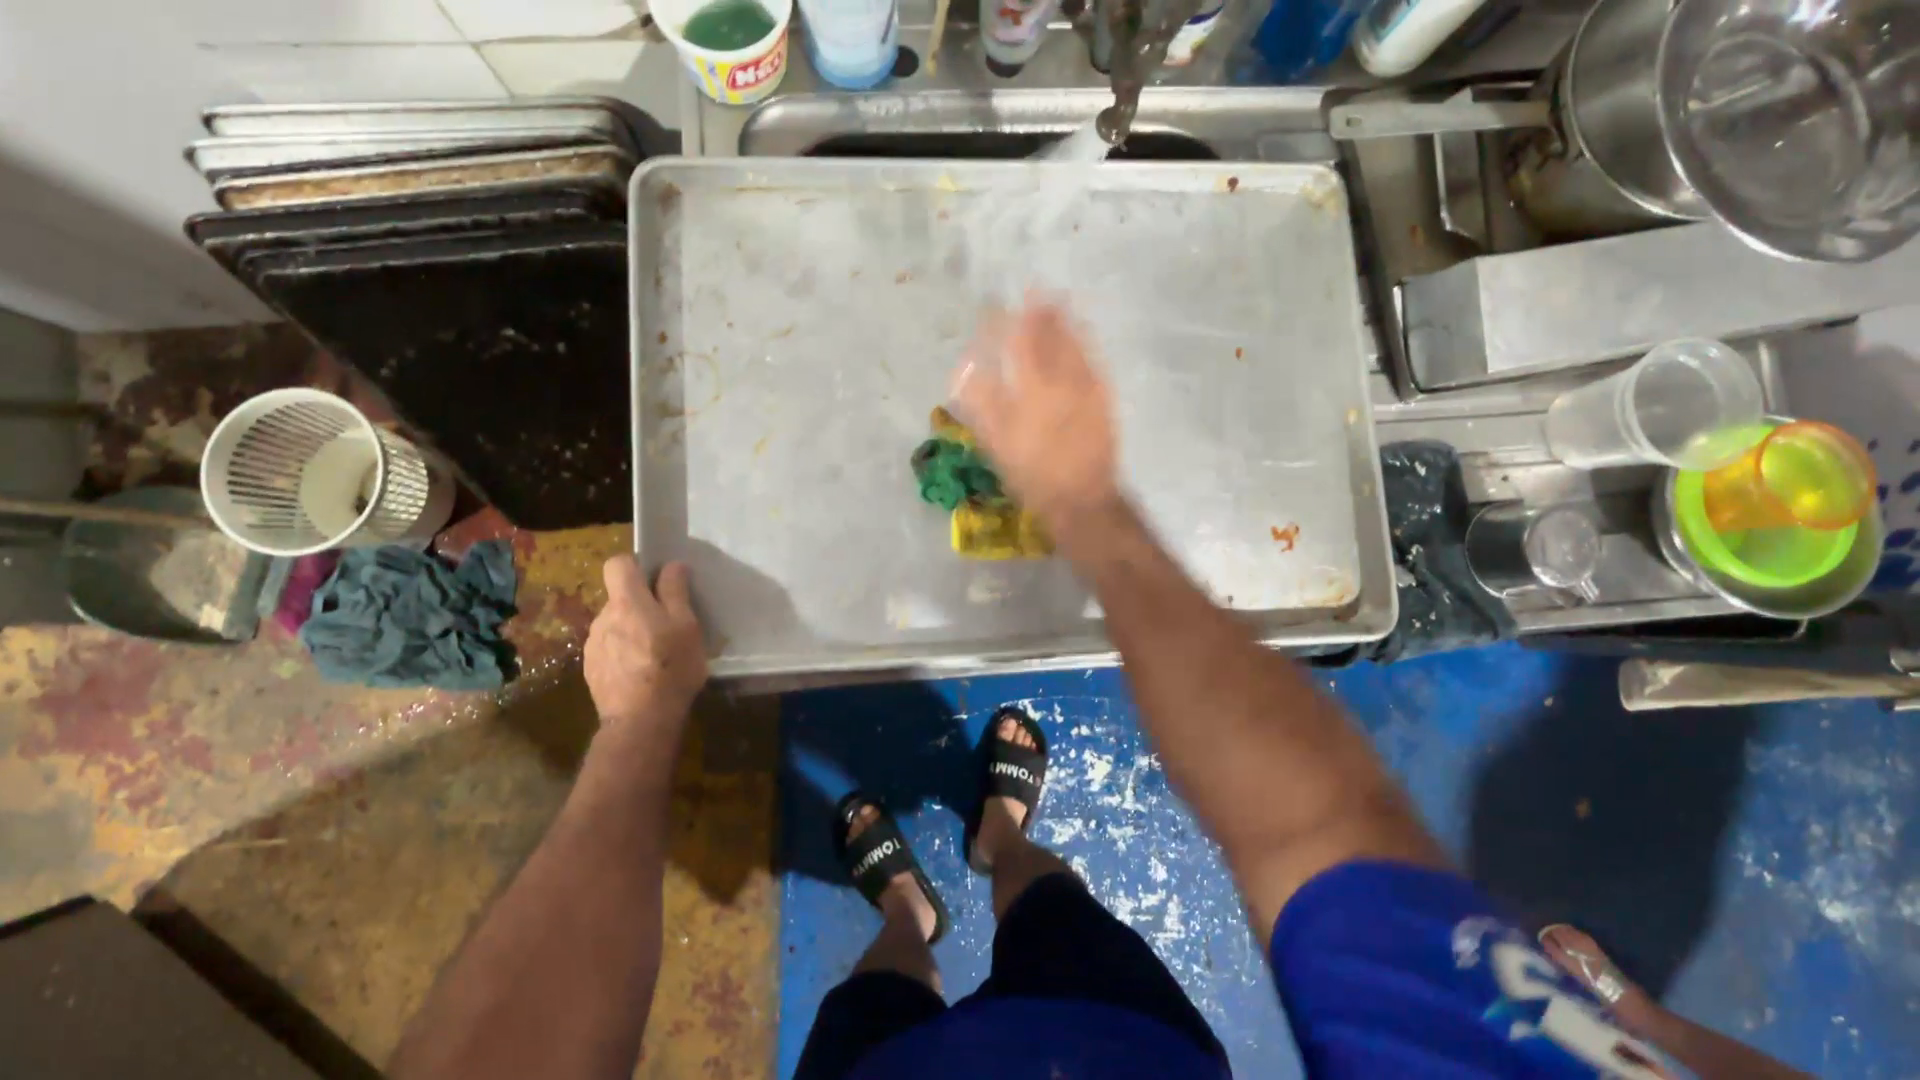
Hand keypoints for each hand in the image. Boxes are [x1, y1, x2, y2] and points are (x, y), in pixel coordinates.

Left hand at [584, 557, 707, 731]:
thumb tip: (672, 566)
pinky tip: (639, 673)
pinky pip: (608, 648)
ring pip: (614, 625)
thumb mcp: (687, 627)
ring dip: (631, 631)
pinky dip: (622, 653)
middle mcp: (603, 617)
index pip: (617, 564)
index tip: (655, 581)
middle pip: (619, 598)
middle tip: (665, 626)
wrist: (641, 720)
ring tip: (653, 655)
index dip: (636, 566)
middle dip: (639, 605)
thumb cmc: (671, 668)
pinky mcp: (591, 668)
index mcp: (627, 602)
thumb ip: (676, 593)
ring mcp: (593, 644)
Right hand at [949, 295, 1120, 532]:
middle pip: (1051, 337)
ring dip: (1066, 321)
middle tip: (1034, 290)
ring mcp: (1087, 388)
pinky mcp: (1104, 400)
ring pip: (1076, 345)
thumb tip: (965, 366)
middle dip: (1041, 312)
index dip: (1007, 322)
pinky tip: (1084, 338)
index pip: (1018, 342)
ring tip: (1058, 302)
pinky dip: (1087, 344)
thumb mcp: (996, 443)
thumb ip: (981, 400)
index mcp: (1031, 387)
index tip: (998, 307)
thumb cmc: (1031, 475)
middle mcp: (1061, 379)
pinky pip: (1095, 362)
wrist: (1081, 498)